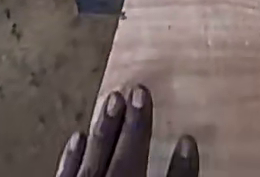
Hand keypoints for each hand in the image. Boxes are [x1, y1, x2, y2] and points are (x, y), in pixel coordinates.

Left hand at [56, 85, 198, 176]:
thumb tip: (184, 148)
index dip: (182, 169)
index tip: (189, 140)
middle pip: (127, 166)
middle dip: (135, 129)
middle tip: (140, 91)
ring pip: (95, 165)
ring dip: (105, 131)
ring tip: (113, 98)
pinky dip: (71, 159)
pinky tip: (77, 136)